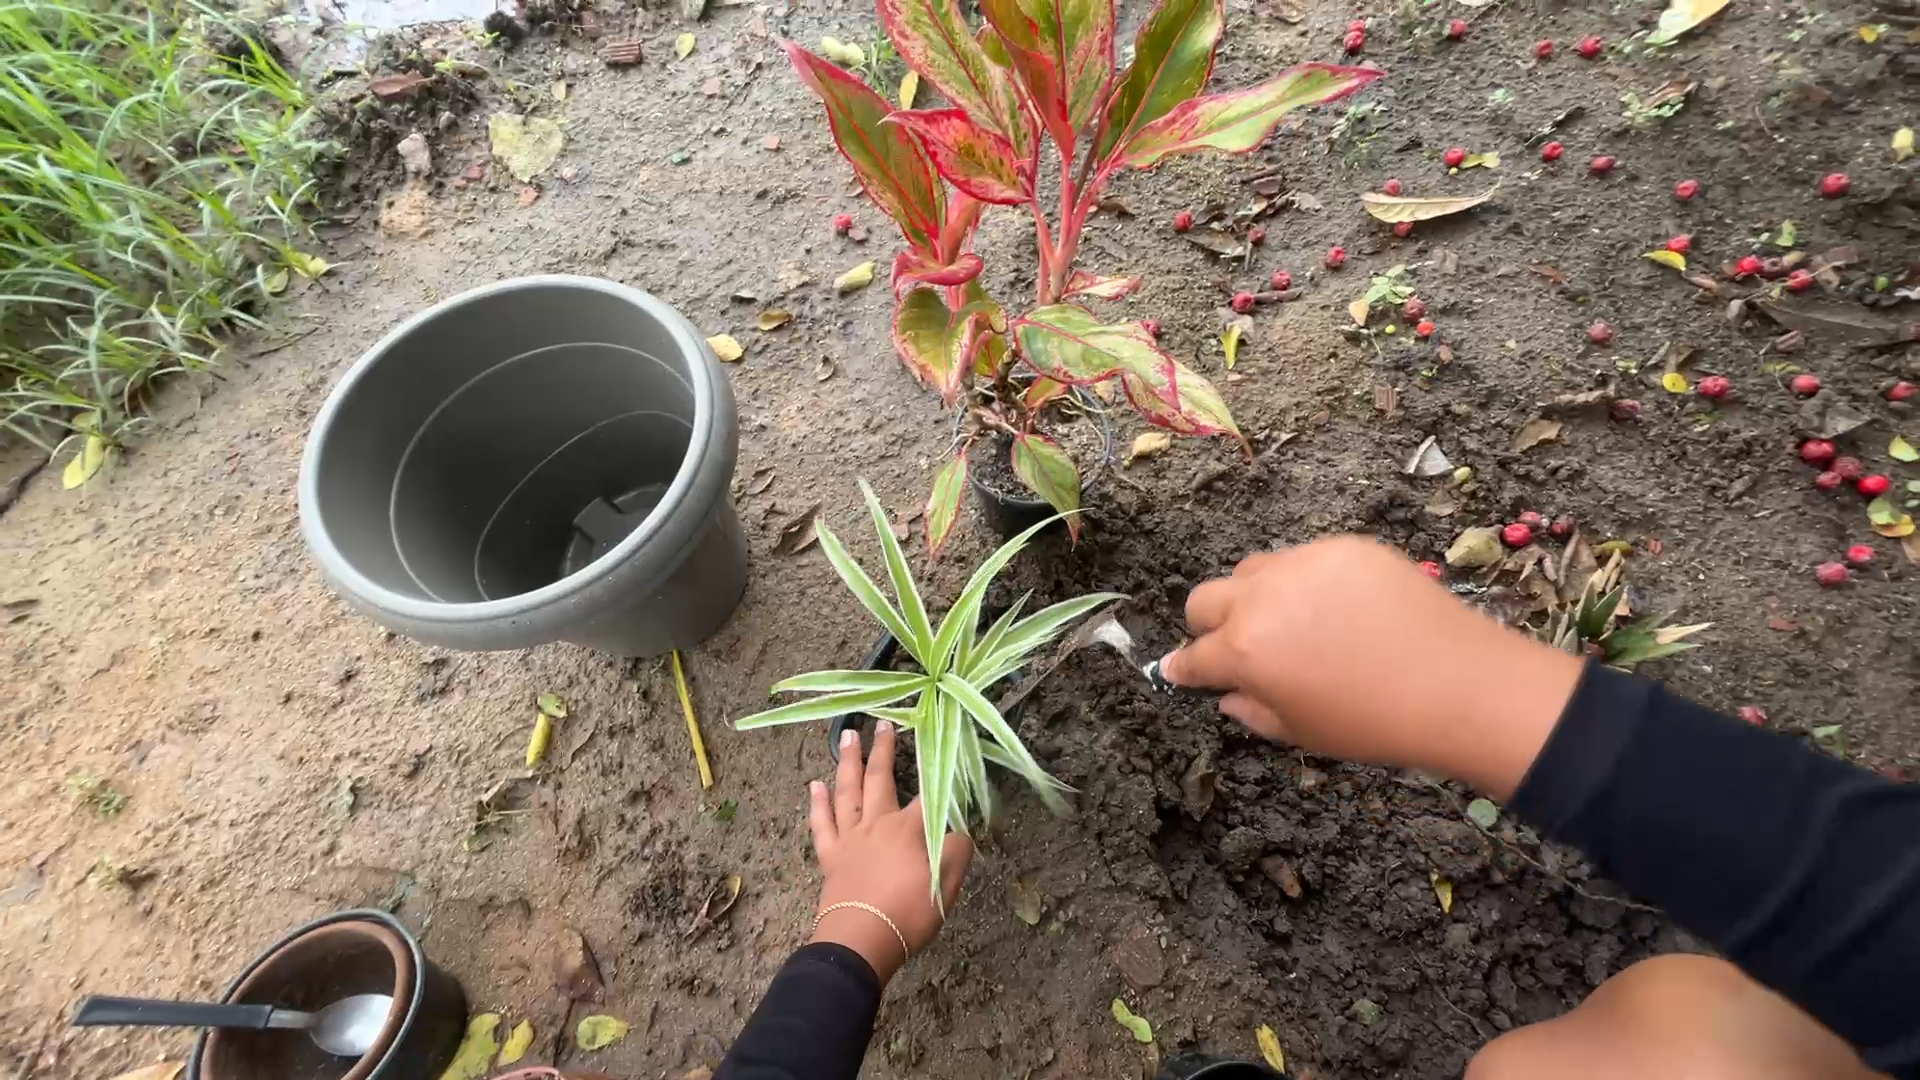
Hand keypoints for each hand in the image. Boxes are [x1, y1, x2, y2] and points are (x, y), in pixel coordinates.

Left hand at [807, 722, 971, 984]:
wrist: (861, 943)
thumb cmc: (908, 915)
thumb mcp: (946, 886)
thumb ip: (956, 852)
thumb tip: (963, 828)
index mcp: (908, 829)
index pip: (929, 793)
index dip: (939, 772)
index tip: (944, 747)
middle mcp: (877, 824)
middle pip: (881, 778)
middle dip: (883, 749)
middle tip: (883, 722)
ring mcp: (850, 838)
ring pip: (848, 791)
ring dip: (848, 761)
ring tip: (847, 735)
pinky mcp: (830, 856)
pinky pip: (822, 824)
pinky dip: (817, 804)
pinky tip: (814, 785)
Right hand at [1157, 535, 1583, 798]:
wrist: (1465, 687)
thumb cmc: (1377, 723)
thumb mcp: (1301, 733)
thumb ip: (1250, 711)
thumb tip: (1227, 693)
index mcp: (1245, 651)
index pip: (1192, 655)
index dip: (1182, 666)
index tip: (1178, 668)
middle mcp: (1260, 600)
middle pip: (1202, 600)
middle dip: (1207, 625)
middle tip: (1237, 644)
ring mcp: (1300, 566)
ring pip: (1249, 571)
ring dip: (1253, 597)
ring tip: (1292, 621)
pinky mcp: (1339, 547)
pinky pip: (1300, 560)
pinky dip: (1303, 583)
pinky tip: (1339, 608)